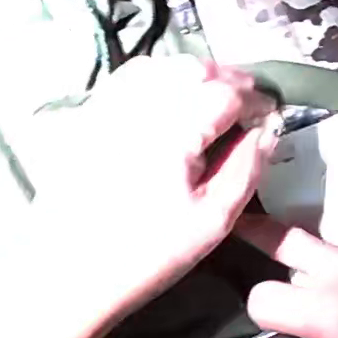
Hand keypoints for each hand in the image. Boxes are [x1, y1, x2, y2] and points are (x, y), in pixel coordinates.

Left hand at [0, 55, 278, 333]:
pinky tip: (174, 97)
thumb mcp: (212, 220)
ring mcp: (110, 106)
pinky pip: (131, 77)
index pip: (228, 93)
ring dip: (197, 74)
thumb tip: (267, 130)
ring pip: (163, 65)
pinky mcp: (89, 115)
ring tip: (217, 98)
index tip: (273, 114)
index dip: (257, 100)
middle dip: (230, 79)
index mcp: (174, 131)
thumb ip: (246, 168)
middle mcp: (140, 106)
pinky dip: (162, 76)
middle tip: (250, 104)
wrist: (65, 271)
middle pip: (195, 68)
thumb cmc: (146, 253)